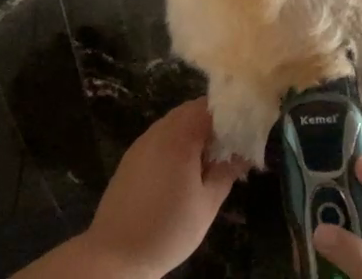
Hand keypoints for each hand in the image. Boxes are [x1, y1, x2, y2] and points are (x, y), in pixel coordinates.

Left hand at [81, 99, 249, 276]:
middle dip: (210, 123)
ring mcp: (141, 143)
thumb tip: (243, 154)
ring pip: (172, 124)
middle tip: (229, 147)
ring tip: (208, 161)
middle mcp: (158, 132)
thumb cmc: (169, 229)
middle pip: (188, 112)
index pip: (206, 107)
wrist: (117, 253)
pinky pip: (158, 138)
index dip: (226, 114)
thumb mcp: (206, 204)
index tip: (242, 131)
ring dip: (192, 133)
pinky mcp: (131, 157)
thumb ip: (226, 173)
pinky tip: (182, 170)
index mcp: (178, 137)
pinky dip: (175, 143)